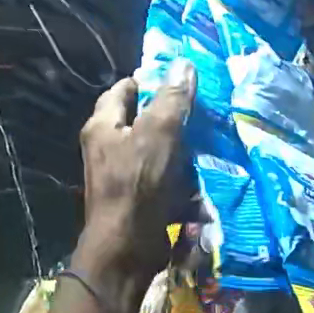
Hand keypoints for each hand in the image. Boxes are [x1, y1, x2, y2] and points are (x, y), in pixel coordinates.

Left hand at [75, 63, 194, 282]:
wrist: (127, 249)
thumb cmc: (138, 185)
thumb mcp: (158, 134)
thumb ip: (172, 99)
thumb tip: (184, 63)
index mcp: (104, 126)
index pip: (123, 90)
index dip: (149, 82)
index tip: (179, 84)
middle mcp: (108, 149)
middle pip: (143, 122)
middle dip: (173, 120)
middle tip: (201, 116)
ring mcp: (123, 177)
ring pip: (159, 153)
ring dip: (183, 154)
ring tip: (209, 148)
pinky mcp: (139, 200)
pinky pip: (164, 182)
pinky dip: (182, 182)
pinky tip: (202, 185)